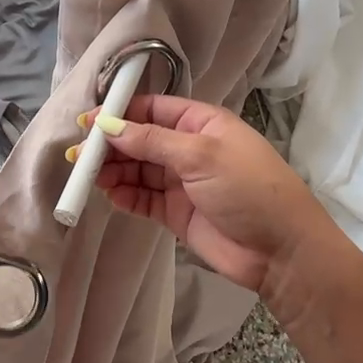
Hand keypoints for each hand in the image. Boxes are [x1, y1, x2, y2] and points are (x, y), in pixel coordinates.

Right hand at [90, 95, 334, 292]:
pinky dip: (125, 195)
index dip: (120, 113)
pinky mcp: (177, 212)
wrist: (283, 253)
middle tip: (80, 155)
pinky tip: (109, 194)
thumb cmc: (249, 188)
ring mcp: (183, 182)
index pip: (152, 108)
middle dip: (111, 145)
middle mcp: (189, 148)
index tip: (89, 122)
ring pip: (138, 169)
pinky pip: (143, 198)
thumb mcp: (200, 155)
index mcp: (201, 123)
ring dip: (114, 170)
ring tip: (90, 176)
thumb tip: (108, 124)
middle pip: (140, 139)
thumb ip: (151, 140)